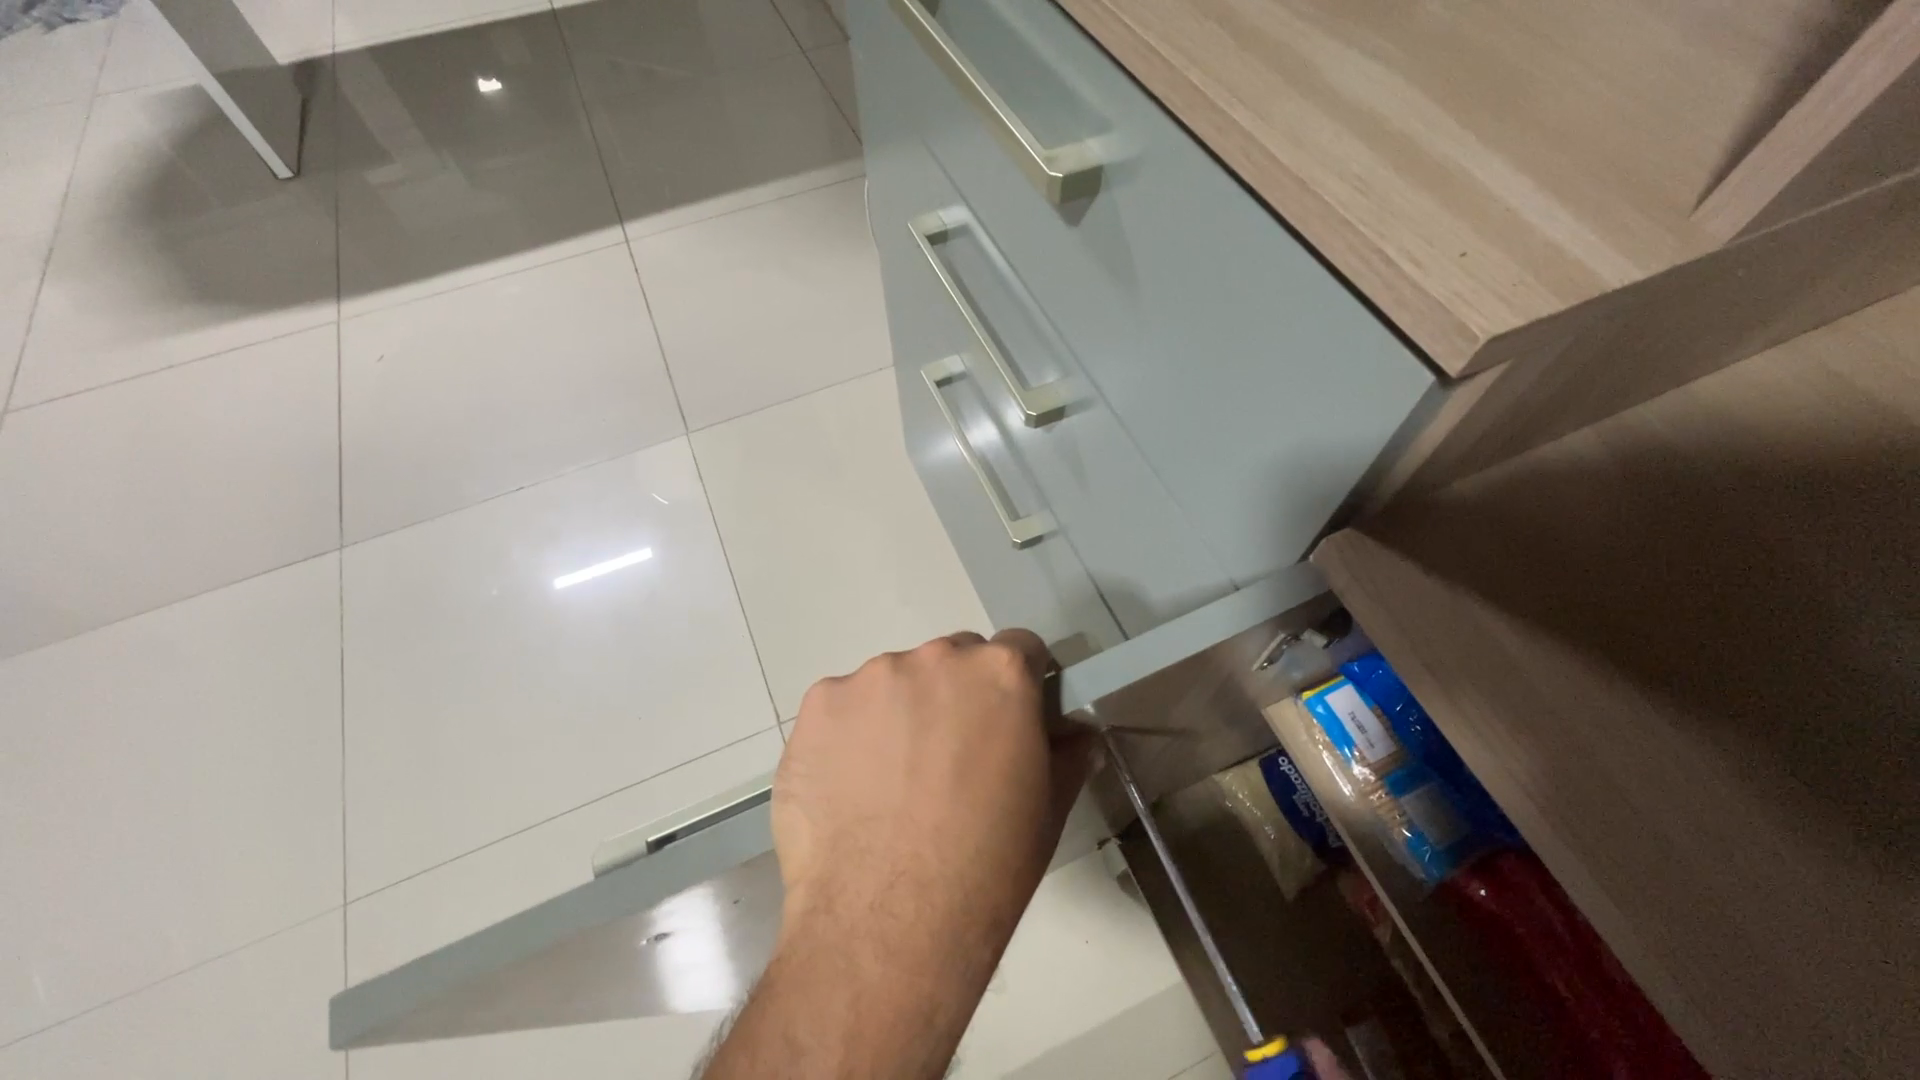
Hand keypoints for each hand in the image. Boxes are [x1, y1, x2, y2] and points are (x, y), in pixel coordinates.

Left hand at [773, 629, 1091, 959]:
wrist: (887, 922)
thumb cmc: (986, 866)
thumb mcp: (1047, 810)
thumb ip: (1067, 756)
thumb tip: (1078, 735)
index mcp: (999, 673)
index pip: (1019, 649)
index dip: (1020, 684)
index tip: (1009, 721)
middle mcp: (933, 658)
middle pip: (951, 660)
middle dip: (956, 696)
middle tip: (949, 760)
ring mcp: (867, 679)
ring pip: (892, 684)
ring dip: (899, 715)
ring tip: (891, 786)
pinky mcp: (816, 709)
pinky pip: (842, 710)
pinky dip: (848, 738)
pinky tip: (851, 791)